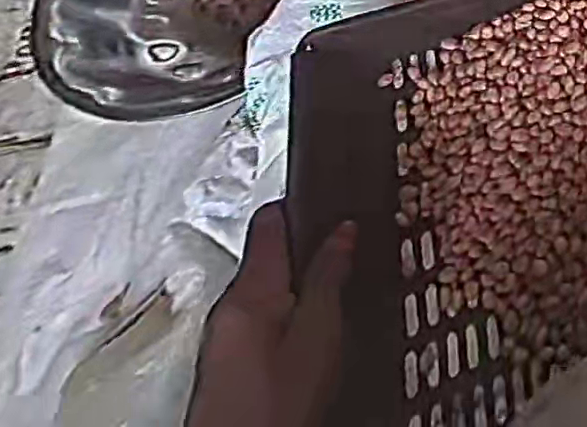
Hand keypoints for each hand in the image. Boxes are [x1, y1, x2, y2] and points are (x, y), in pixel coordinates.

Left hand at [186, 202, 355, 426]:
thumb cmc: (279, 396)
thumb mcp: (319, 331)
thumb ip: (330, 275)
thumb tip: (343, 229)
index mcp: (250, 290)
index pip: (270, 222)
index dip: (303, 201)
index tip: (337, 189)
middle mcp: (231, 306)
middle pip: (273, 254)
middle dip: (313, 241)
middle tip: (357, 233)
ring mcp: (229, 335)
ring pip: (274, 284)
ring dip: (308, 274)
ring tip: (349, 268)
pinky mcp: (234, 361)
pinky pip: (270, 311)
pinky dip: (299, 301)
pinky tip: (326, 311)